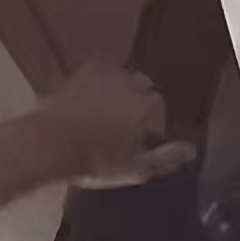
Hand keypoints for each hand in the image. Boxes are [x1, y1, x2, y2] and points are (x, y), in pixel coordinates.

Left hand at [24, 65, 194, 187]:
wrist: (48, 145)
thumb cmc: (94, 161)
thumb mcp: (134, 169)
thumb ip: (165, 158)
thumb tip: (191, 150)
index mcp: (147, 106)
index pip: (160, 109)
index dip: (151, 125)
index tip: (139, 142)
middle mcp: (130, 84)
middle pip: (144, 87)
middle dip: (138, 102)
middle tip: (123, 126)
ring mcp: (104, 76)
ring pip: (121, 77)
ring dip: (119, 90)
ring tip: (106, 112)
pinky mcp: (80, 73)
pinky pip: (97, 71)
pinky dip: (98, 81)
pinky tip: (89, 97)